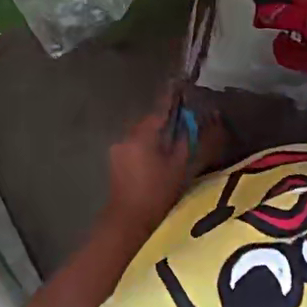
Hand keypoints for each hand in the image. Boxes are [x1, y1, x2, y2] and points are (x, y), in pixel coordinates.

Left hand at [104, 87, 220, 228]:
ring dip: (154, 134)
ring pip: (141, 134)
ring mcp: (118, 148)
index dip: (171, 99)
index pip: (160, 110)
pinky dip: (145, 145)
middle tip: (182, 121)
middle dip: (164, 120)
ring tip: (171, 142)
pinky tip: (156, 156)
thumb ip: (185, 140)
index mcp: (143, 135)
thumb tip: (191, 123)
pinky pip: (134, 145)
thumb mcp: (179, 165)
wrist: (128, 221)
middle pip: (149, 121)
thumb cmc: (158, 192)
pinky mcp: (115, 160)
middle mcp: (127, 136)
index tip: (180, 86)